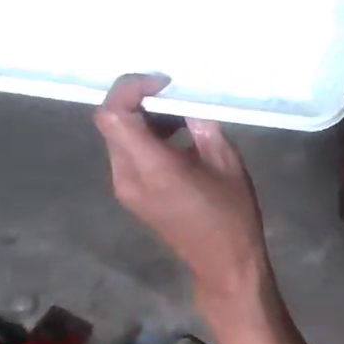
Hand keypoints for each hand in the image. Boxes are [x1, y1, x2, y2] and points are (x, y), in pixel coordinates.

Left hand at [94, 74, 268, 303]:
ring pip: (118, 136)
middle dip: (139, 99)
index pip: (112, 117)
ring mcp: (125, 187)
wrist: (223, 261)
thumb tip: (189, 101)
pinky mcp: (132, 193)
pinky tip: (180, 137)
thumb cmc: (232, 212)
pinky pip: (128, 152)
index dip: (129, 89)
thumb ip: (203, 126)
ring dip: (144, 116)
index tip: (164, 82)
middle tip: (177, 93)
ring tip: (184, 114)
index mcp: (152, 168)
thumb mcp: (227, 161)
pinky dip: (147, 135)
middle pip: (111, 123)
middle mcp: (127, 176)